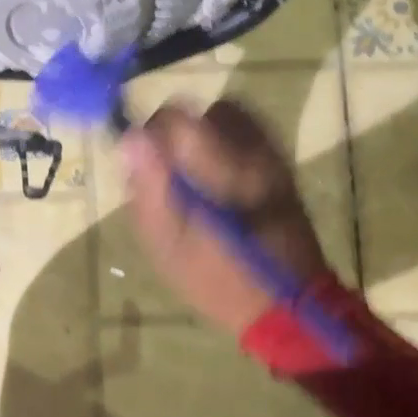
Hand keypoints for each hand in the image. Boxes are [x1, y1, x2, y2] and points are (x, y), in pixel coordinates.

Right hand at [123, 99, 329, 334]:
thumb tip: (129, 138)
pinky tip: (215, 181)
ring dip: (200, 139)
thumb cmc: (220, 281)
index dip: (149, 136)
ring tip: (191, 180)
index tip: (142, 167)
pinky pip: (246, 133)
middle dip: (173, 138)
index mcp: (222, 166)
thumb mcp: (170, 245)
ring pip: (224, 118)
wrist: (288, 303)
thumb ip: (149, 187)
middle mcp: (251, 148)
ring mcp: (272, 154)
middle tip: (165, 180)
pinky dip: (223, 146)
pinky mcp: (281, 166)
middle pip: (199, 112)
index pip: (174, 118)